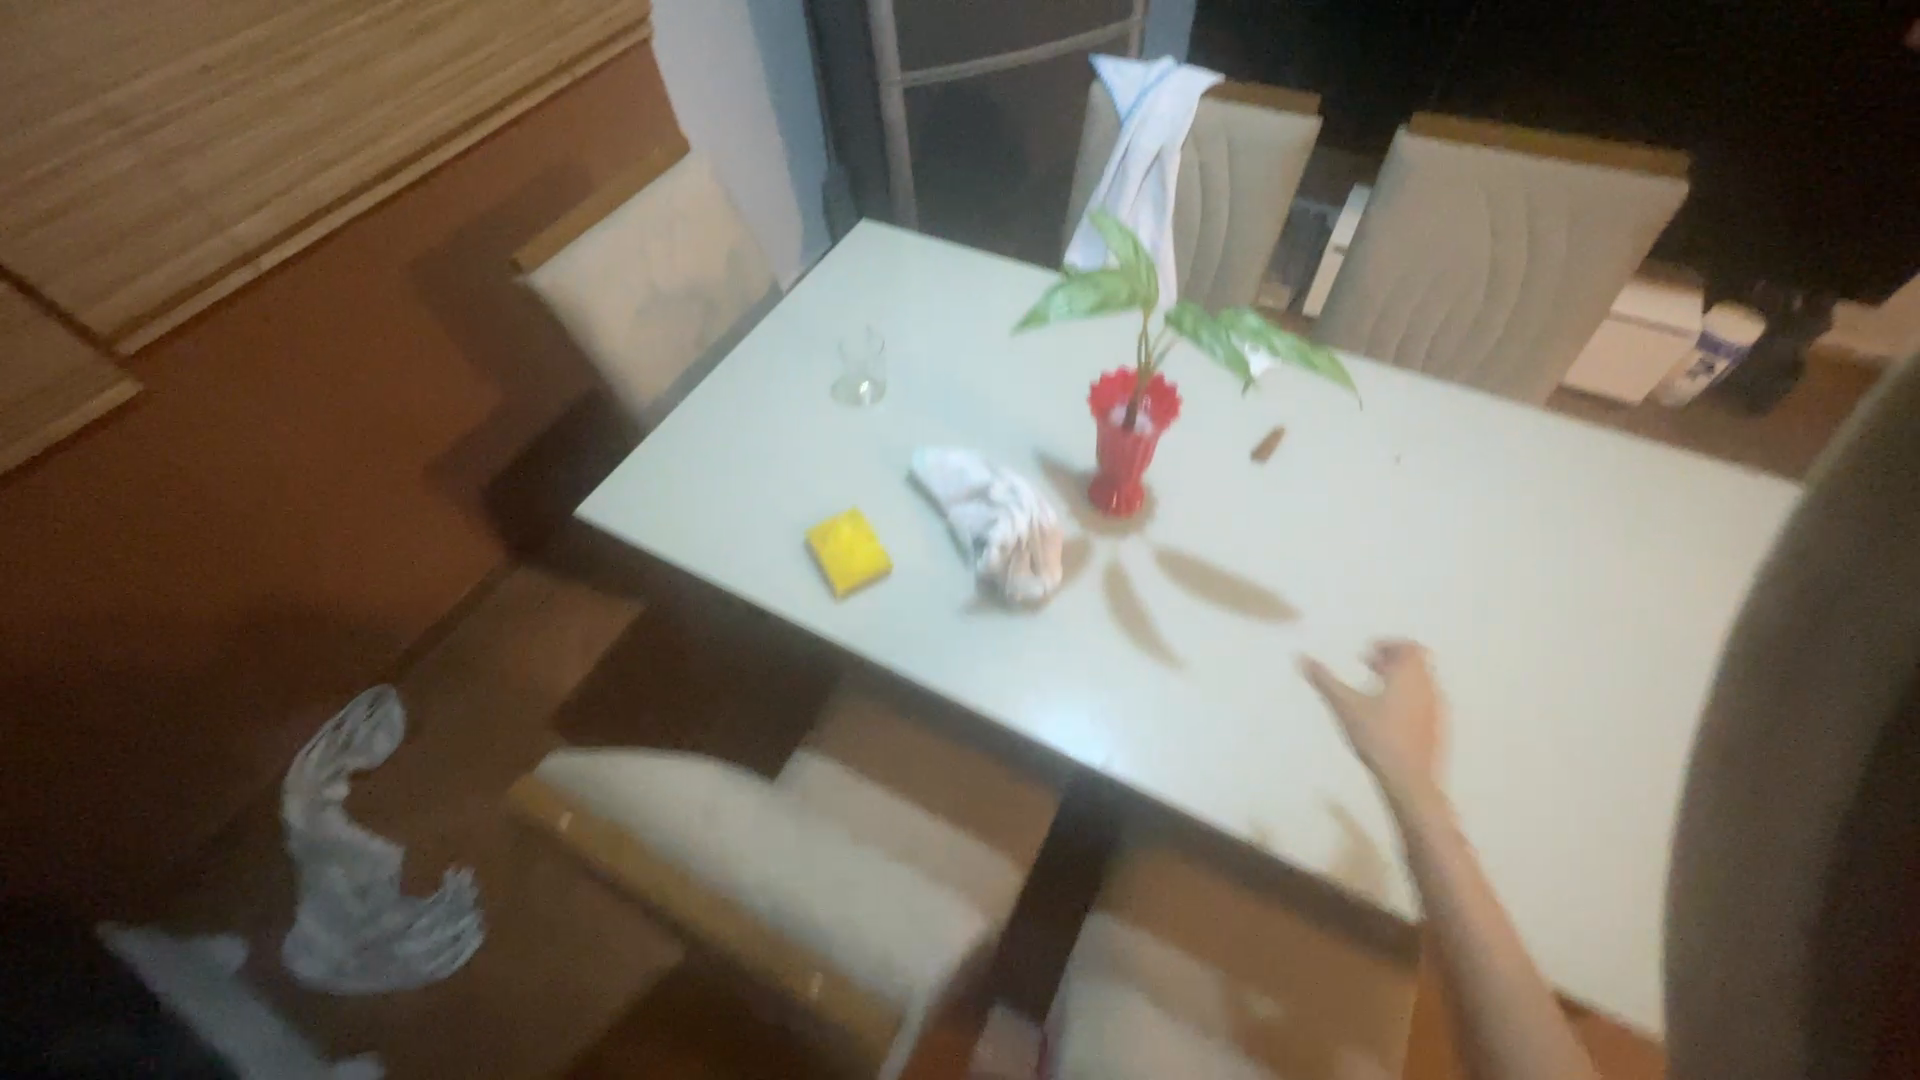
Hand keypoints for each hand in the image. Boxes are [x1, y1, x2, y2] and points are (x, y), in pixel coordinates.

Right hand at [1300, 640, 1446, 803]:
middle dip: (1392, 660)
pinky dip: (1406, 696)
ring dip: (1399, 678)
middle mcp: (1428, 688)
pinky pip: (1423, 700)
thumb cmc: (1377, 736)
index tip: (1368, 651)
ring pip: (1421, 682)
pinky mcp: (1437, 728)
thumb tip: (1301, 657)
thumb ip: (1324, 681)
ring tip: (1373, 690)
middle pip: (1417, 663)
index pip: (1411, 647)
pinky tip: (1386, 714)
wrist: (1410, 779)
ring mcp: (1437, 709)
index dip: (1390, 644)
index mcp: (1409, 677)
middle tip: (1368, 665)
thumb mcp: (1345, 706)